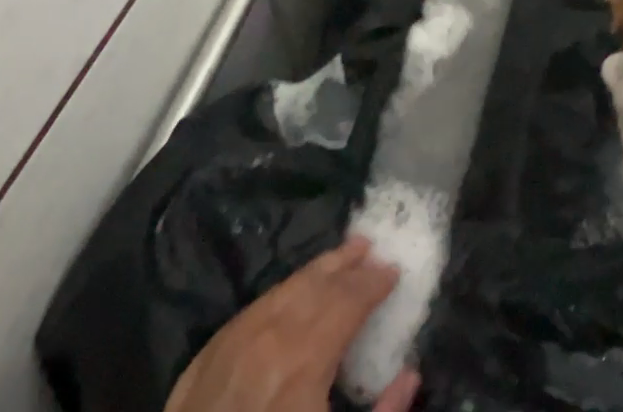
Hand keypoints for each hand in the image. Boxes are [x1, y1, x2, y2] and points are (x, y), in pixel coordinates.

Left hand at [166, 237, 420, 411]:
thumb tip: (410, 375)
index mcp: (305, 364)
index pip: (346, 304)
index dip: (372, 285)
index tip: (393, 271)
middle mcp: (269, 339)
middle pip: (316, 287)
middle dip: (347, 267)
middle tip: (371, 248)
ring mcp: (236, 339)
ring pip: (285, 288)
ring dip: (317, 269)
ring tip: (341, 255)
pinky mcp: (212, 349)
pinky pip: (257, 304)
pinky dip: (284, 289)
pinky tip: (296, 287)